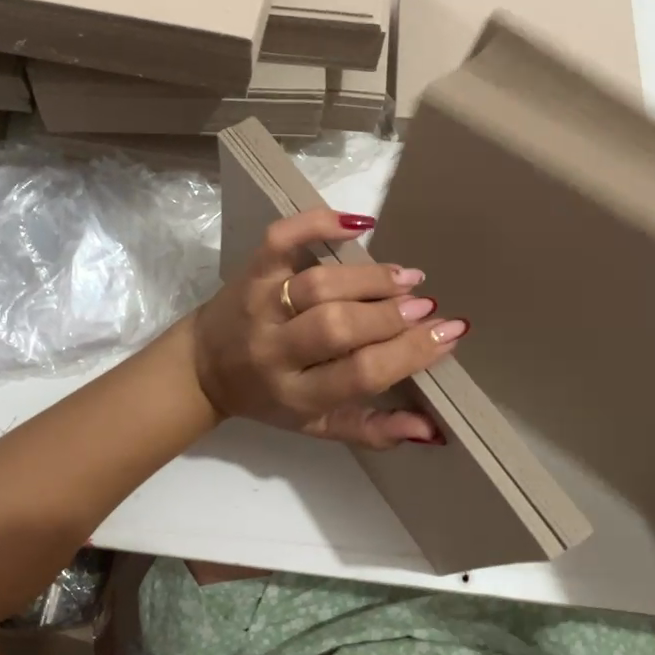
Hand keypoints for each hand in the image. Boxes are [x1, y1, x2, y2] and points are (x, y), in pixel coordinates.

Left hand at [190, 208, 467, 448]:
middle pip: (339, 326)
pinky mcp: (251, 271)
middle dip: (391, 314)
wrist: (204, 368)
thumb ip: (373, 430)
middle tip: (427, 305)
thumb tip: (431, 430)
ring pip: (317, 285)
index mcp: (296, 394)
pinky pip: (281, 239)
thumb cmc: (270, 399)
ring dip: (369, 279)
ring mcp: (260, 305)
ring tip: (406, 279)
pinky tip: (360, 225)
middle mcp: (275, 350)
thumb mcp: (318, 427)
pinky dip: (318, 223)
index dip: (410, 352)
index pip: (360, 373)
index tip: (449, 333)